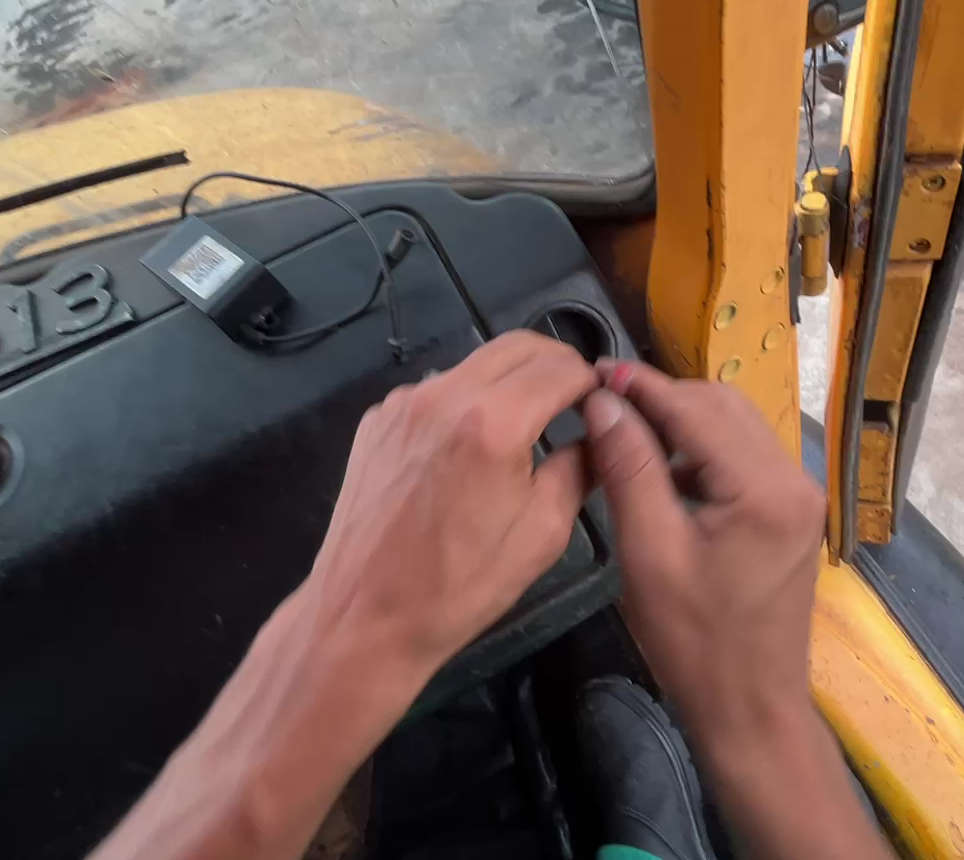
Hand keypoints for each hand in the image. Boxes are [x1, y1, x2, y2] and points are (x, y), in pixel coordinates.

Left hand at [91, 331, 598, 859]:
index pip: (562, 366)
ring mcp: (405, 401)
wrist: (362, 617)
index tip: (600, 405)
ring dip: (511, 378)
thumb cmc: (461, 584)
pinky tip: (468, 446)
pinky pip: (440, 388)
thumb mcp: (543, 532)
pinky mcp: (379, 417)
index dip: (591, 381)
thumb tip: (598, 433)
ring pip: (477, 361)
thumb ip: (580, 467)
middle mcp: (446, 393)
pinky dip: (467, 399)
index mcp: (493, 421)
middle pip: (519, 345)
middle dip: (556, 364)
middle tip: (572, 400)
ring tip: (524, 424)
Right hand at [579, 359, 823, 742]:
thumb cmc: (694, 642)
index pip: (696, 411)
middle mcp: (793, 478)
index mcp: (765, 490)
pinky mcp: (790, 507)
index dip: (643, 386)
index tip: (596, 370)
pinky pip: (742, 453)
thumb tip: (604, 402)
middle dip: (663, 398)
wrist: (751, 708)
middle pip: (722, 406)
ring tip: (628, 428)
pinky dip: (700, 446)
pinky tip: (664, 465)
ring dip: (682, 419)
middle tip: (607, 403)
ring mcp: (798, 493)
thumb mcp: (649, 553)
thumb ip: (629, 468)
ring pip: (734, 424)